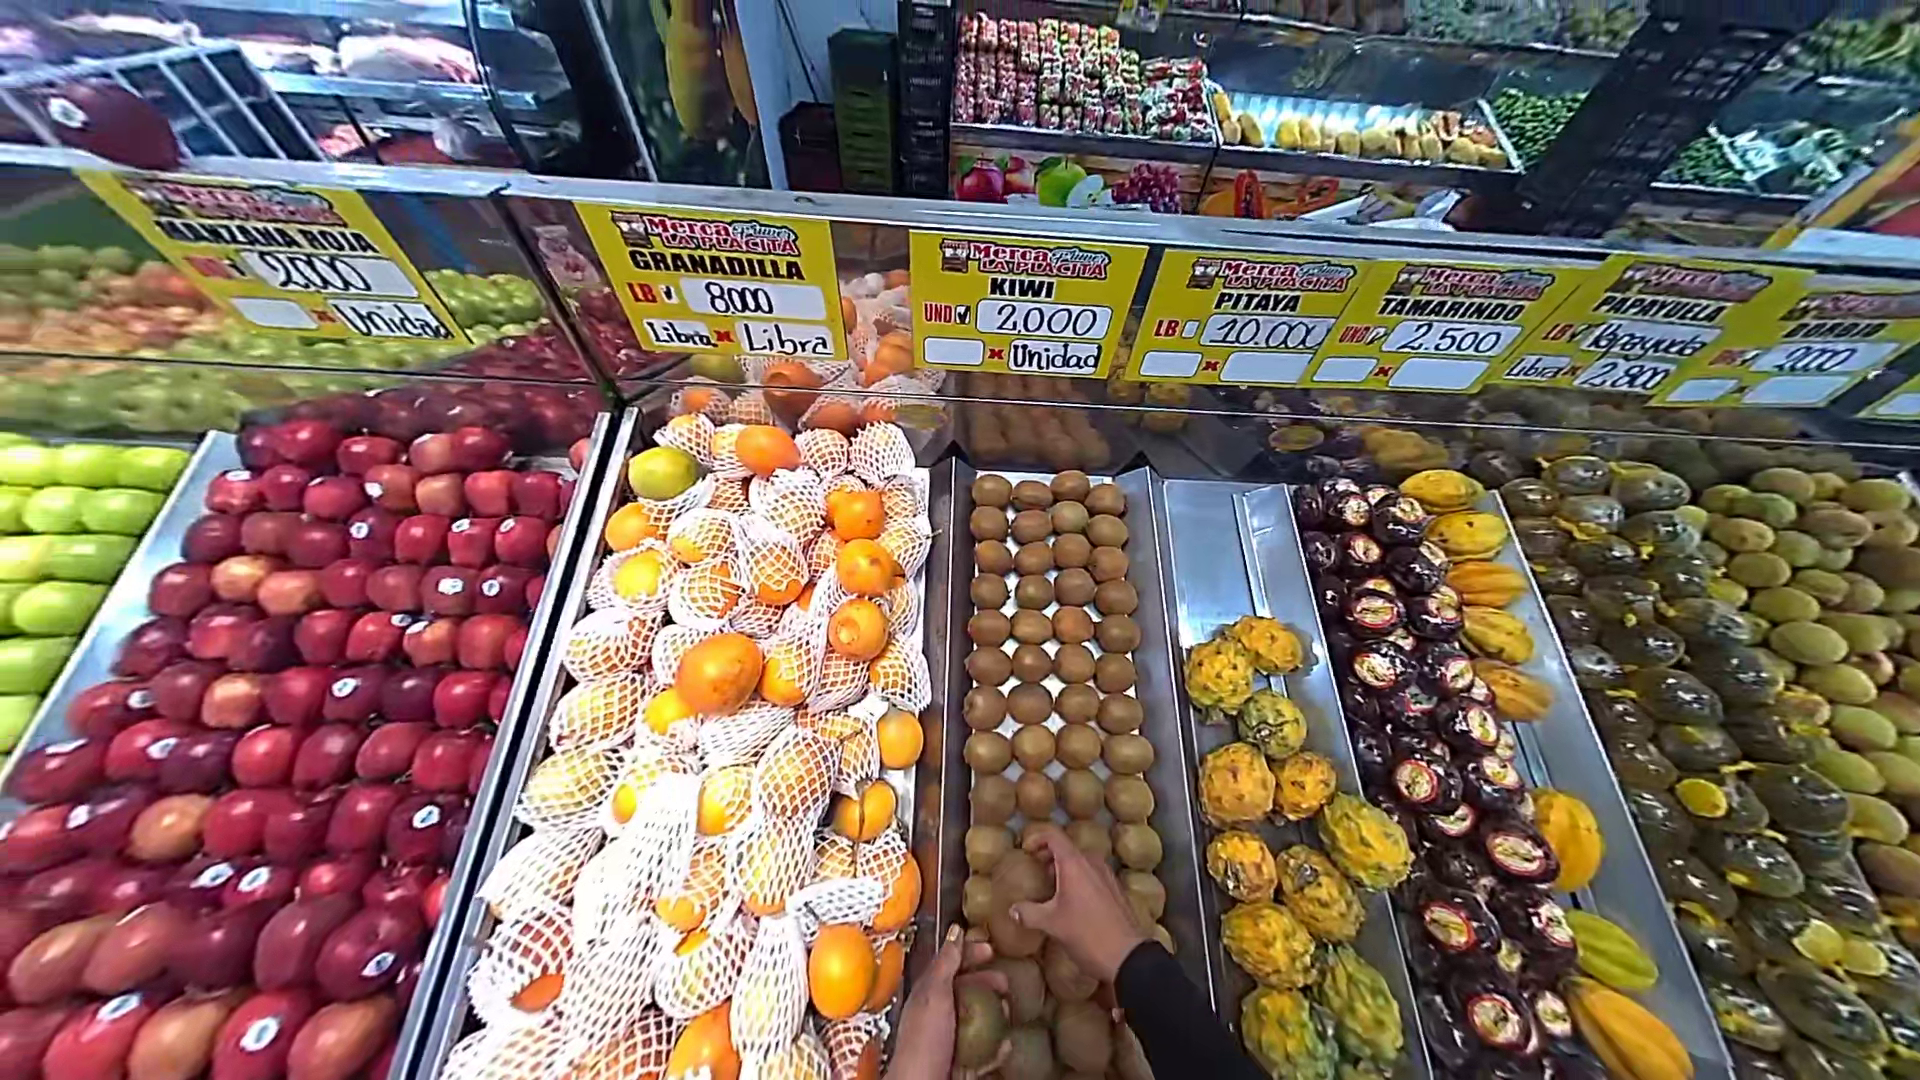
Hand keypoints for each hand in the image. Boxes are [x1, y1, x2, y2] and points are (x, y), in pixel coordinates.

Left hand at [885, 925, 1006, 1079]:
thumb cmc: (924, 1041)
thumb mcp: (935, 993)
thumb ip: (946, 962)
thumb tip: (956, 929)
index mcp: (928, 991)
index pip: (950, 962)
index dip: (969, 952)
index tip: (990, 948)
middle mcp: (938, 1013)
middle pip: (965, 988)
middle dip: (987, 981)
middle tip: (1005, 981)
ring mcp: (949, 1039)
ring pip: (977, 1019)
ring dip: (995, 1013)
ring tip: (1008, 1010)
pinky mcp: (959, 1064)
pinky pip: (983, 1053)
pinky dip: (997, 1048)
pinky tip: (1007, 1045)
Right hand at [1009, 824, 1148, 982]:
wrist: (1129, 957)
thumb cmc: (1086, 933)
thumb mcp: (1052, 924)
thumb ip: (1029, 913)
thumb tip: (1012, 910)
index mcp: (1074, 862)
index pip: (1053, 835)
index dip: (1037, 838)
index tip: (1026, 851)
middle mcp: (1092, 862)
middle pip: (1067, 848)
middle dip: (1050, 856)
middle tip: (1037, 871)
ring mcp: (1107, 874)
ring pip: (1081, 861)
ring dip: (1065, 869)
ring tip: (1053, 889)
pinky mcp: (1116, 889)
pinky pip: (1093, 874)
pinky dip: (1080, 879)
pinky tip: (1075, 903)